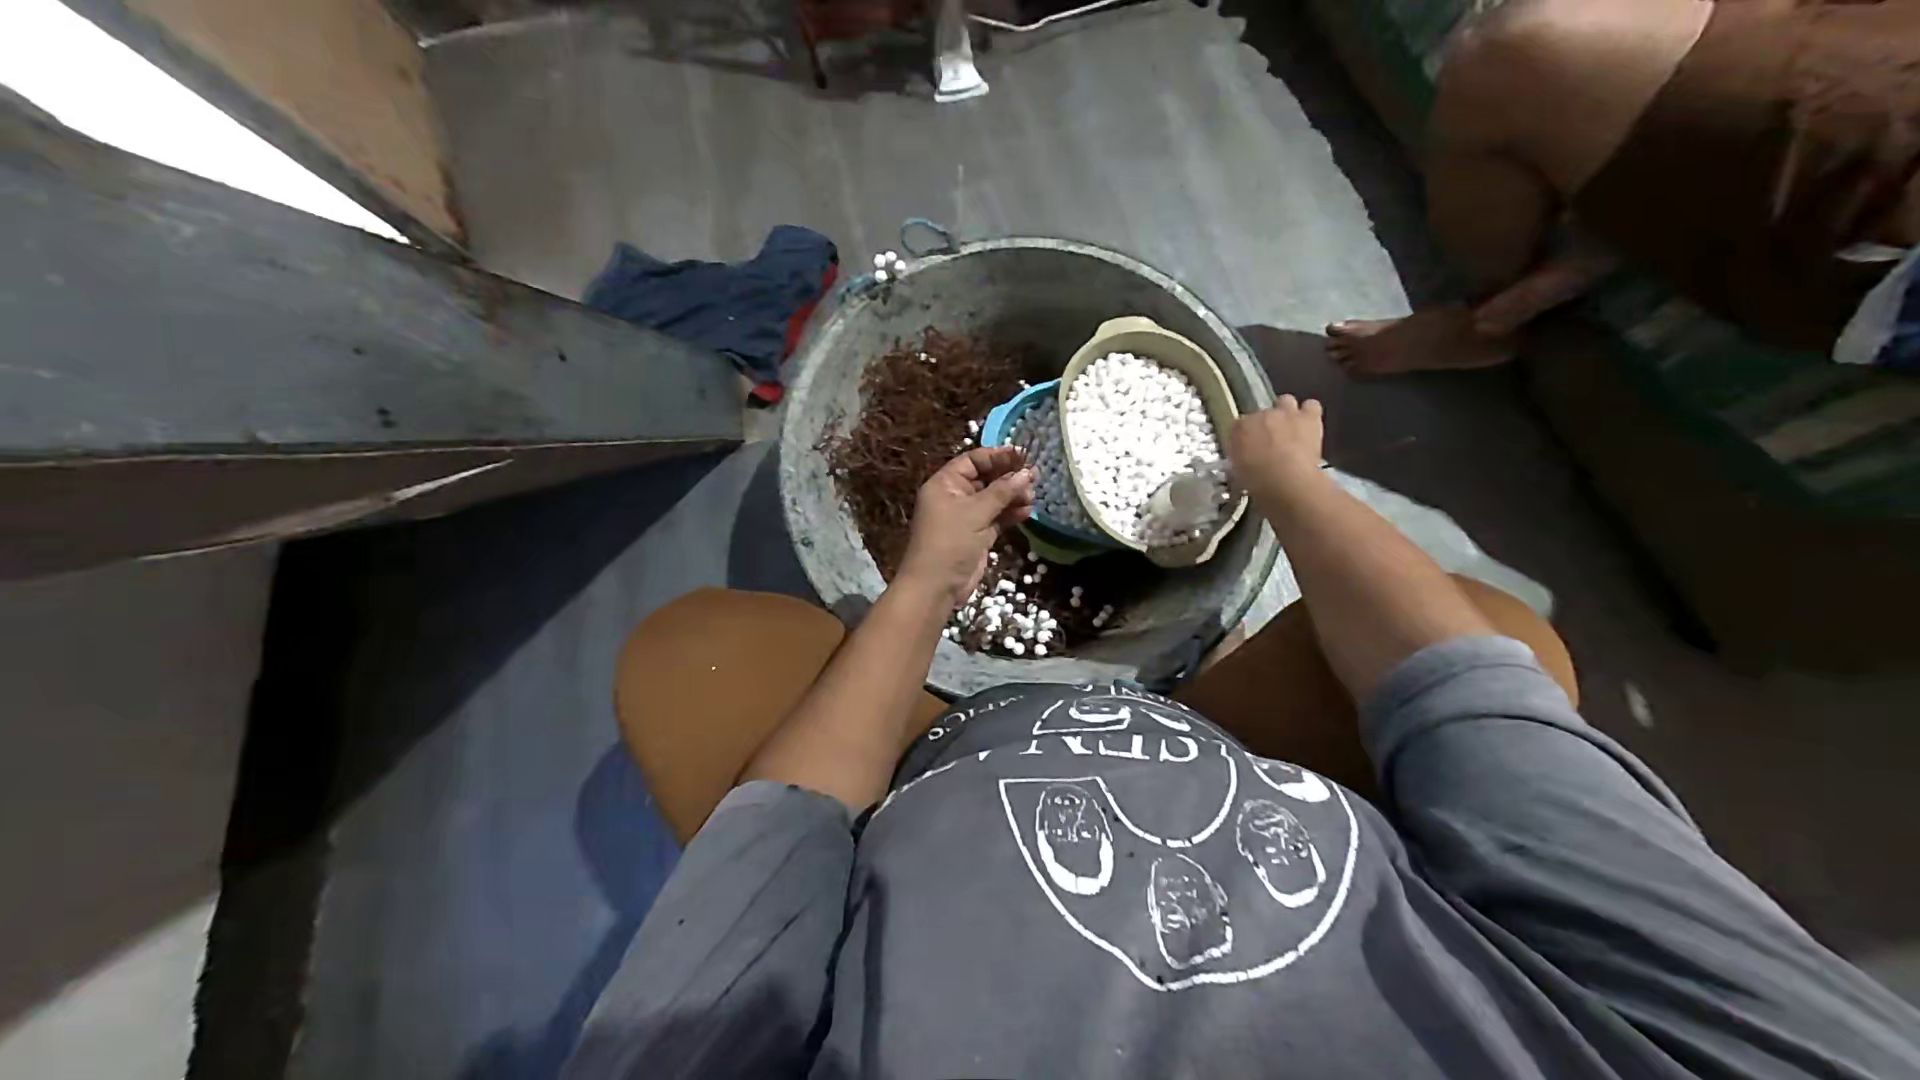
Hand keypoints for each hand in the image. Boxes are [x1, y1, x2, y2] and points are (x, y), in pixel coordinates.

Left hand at [897, 446, 1034, 609]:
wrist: (936, 586)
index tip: (1023, 455)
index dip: (997, 456)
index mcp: (945, 484)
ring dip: (1013, 496)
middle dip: (1009, 477)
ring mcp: (966, 517)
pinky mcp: (977, 535)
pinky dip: (1011, 514)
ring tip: (1032, 496)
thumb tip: (1027, 473)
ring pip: (993, 499)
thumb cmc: (950, 541)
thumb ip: (1002, 491)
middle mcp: (955, 497)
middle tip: (1034, 477)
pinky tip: (1028, 511)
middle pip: (985, 479)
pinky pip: (997, 518)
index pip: (973, 461)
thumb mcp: (976, 512)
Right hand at [1229, 395, 1325, 512]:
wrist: (1286, 481)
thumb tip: (1244, 457)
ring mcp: (1284, 413)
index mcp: (1238, 429)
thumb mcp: (1238, 472)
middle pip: (1262, 412)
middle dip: (1266, 423)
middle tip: (1271, 439)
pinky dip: (1310, 413)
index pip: (1239, 425)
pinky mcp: (1308, 417)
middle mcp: (1260, 415)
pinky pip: (1311, 406)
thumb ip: (1239, 458)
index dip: (1246, 435)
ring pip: (1285, 401)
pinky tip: (1309, 424)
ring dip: (1287, 411)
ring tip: (1290, 427)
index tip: (1250, 447)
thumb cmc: (1258, 482)